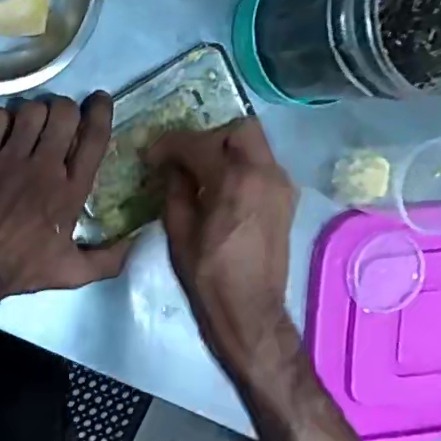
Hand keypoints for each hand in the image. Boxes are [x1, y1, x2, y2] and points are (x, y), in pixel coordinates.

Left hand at [0, 94, 130, 301]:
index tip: (99, 100)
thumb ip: (108, 260)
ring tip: (28, 126)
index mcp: (71, 191)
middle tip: (57, 120)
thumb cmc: (20, 269)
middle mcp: (44, 167)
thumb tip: (135, 246)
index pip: (94, 138)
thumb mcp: (72, 273)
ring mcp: (9, 158)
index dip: (101, 111)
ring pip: (30, 110)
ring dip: (33, 113)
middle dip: (65, 109)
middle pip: (64, 112)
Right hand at [146, 119, 302, 391]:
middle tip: (187, 157)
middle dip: (208, 137)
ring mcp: (282, 185)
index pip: (198, 143)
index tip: (152, 156)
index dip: (169, 145)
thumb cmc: (209, 274)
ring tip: (204, 172)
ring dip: (228, 150)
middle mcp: (265, 173)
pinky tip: (224, 188)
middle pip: (239, 130)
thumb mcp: (179, 230)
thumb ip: (176, 189)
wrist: (250, 309)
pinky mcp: (287, 199)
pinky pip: (264, 165)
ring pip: (256, 145)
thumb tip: (173, 167)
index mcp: (234, 180)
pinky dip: (243, 165)